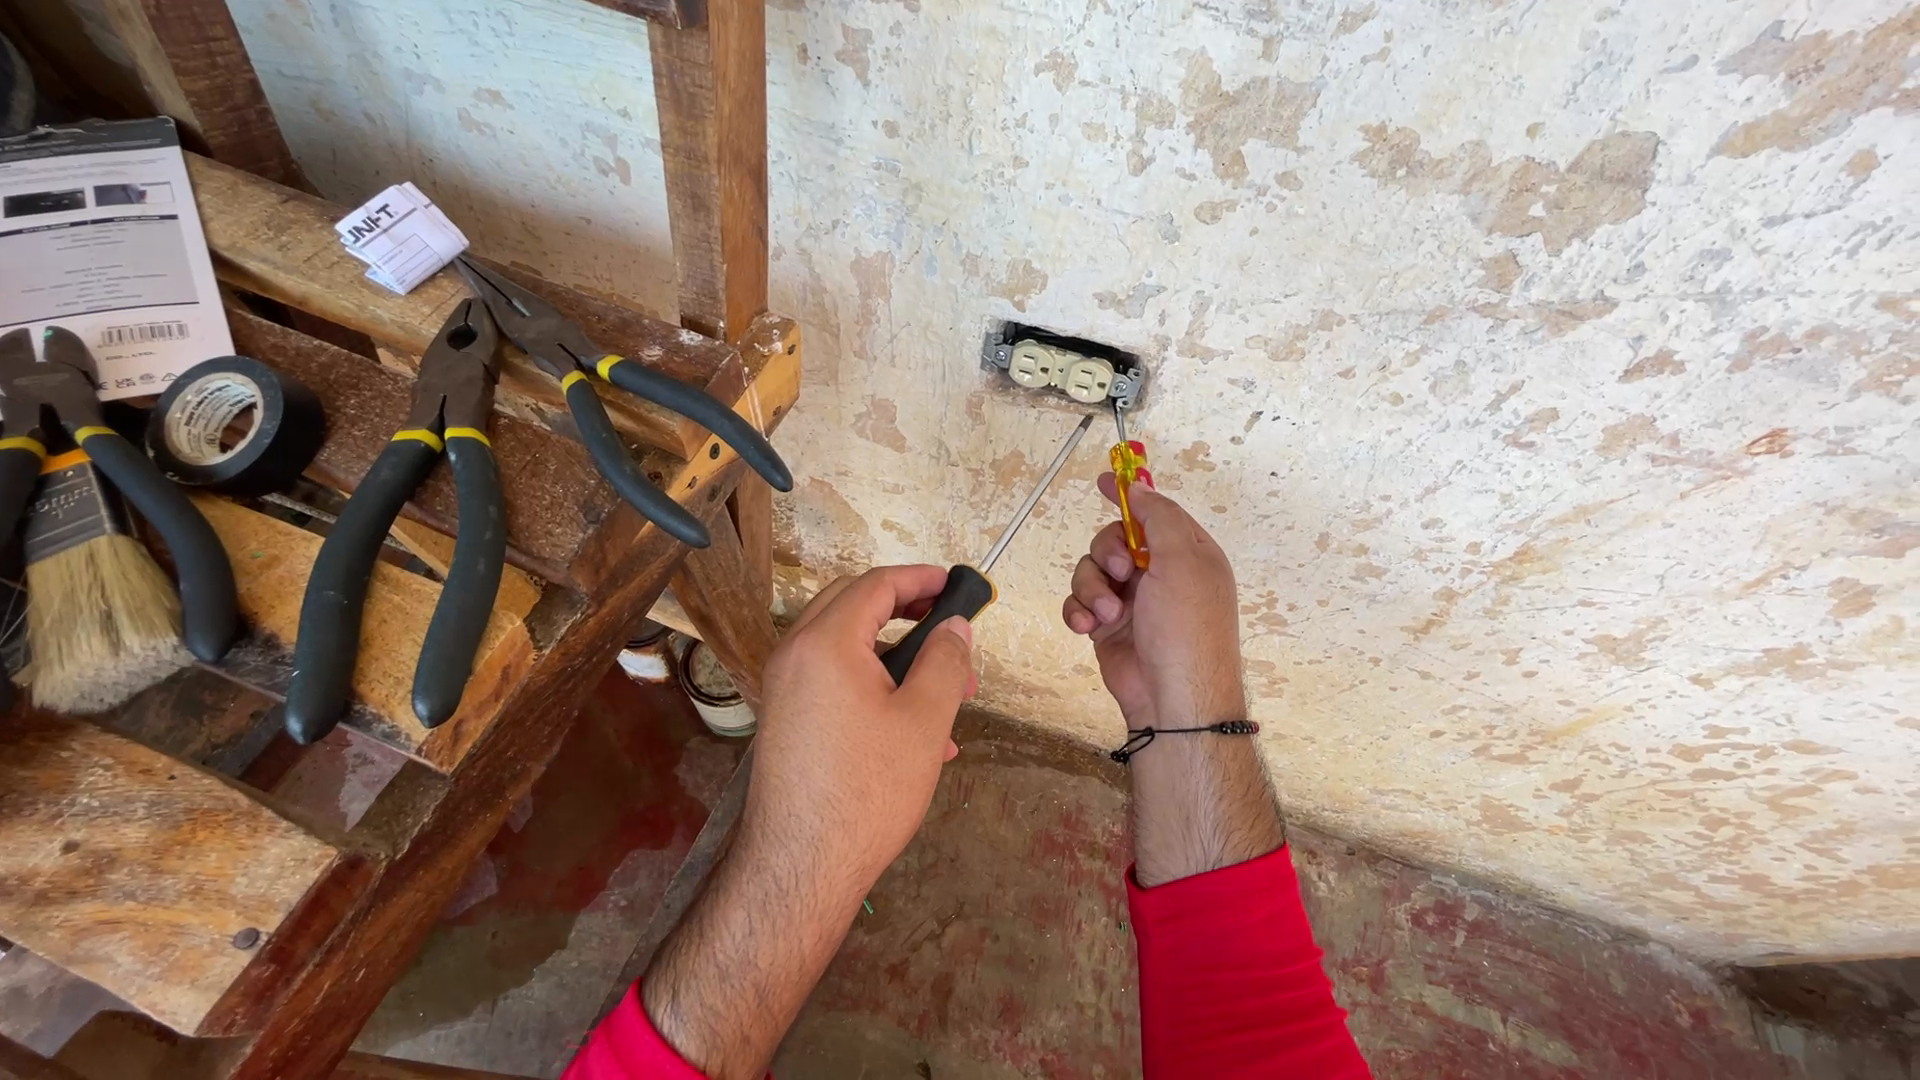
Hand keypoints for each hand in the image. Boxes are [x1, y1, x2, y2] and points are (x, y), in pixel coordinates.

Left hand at [641, 566, 975, 1079]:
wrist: (800, 868)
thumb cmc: (868, 790)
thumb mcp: (923, 720)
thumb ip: (944, 661)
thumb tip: (954, 626)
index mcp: (825, 642)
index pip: (875, 585)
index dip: (920, 578)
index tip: (956, 585)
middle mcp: (794, 654)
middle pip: (854, 605)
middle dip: (908, 613)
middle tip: (950, 633)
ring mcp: (784, 688)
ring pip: (847, 647)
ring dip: (896, 657)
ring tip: (948, 696)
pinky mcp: (786, 719)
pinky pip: (834, 681)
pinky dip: (873, 686)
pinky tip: (916, 733)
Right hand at [1061, 476, 1243, 728]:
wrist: (1173, 699)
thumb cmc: (1187, 626)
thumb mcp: (1183, 560)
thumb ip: (1159, 517)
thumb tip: (1138, 488)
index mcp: (1186, 554)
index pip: (1153, 513)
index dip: (1128, 496)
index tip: (1102, 481)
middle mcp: (1158, 575)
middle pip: (1112, 540)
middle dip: (1106, 554)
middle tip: (1120, 573)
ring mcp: (1130, 602)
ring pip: (1089, 572)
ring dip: (1091, 589)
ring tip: (1107, 615)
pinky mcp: (1106, 628)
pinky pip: (1078, 604)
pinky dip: (1078, 612)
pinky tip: (1087, 628)